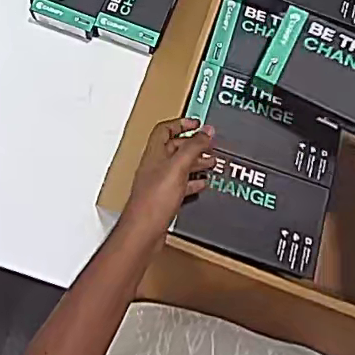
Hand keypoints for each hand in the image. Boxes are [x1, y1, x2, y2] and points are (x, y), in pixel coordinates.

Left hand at [118, 118, 215, 238]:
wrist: (144, 231)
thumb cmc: (153, 201)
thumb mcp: (178, 166)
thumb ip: (193, 146)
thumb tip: (206, 131)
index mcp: (155, 153)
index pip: (165, 129)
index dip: (181, 123)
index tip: (196, 123)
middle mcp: (155, 166)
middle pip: (174, 146)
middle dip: (193, 143)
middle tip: (209, 142)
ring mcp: (159, 182)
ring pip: (180, 165)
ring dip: (195, 161)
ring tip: (210, 160)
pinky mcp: (164, 198)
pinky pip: (181, 183)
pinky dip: (193, 180)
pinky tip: (201, 182)